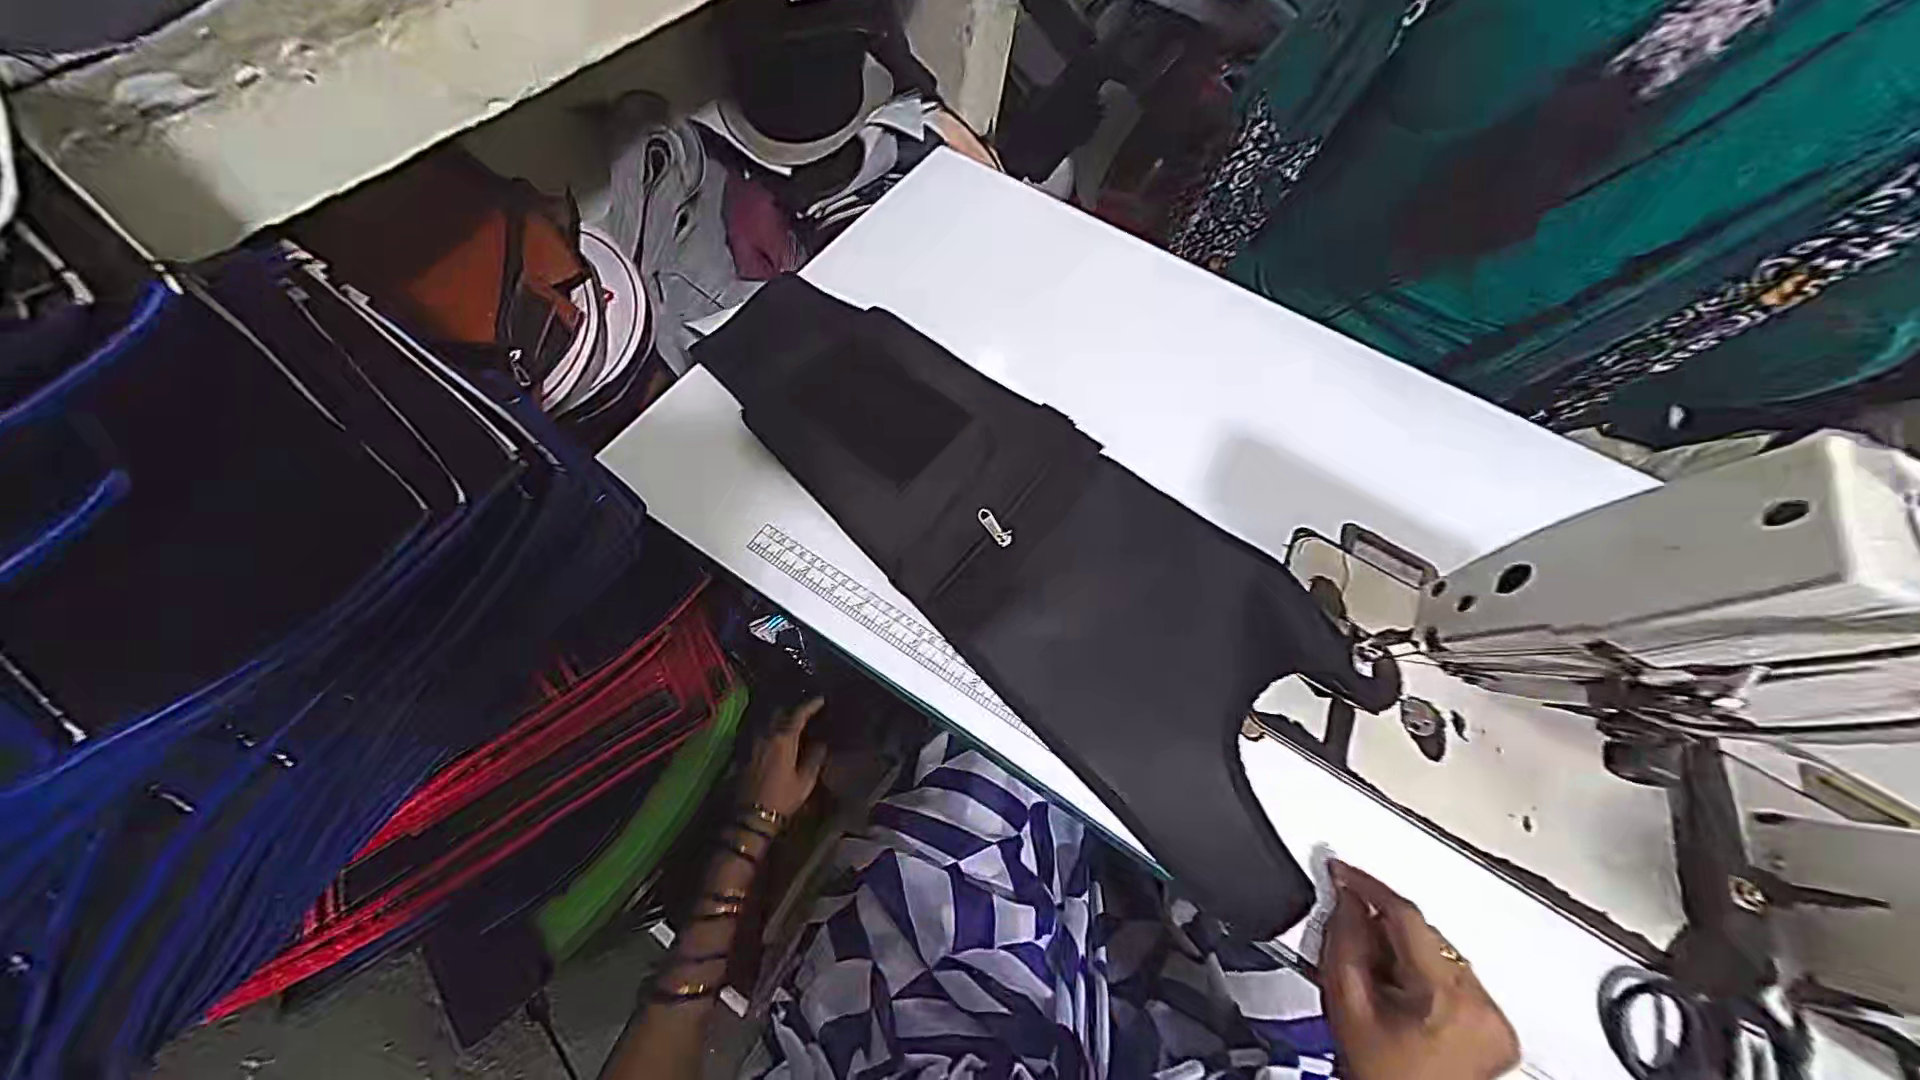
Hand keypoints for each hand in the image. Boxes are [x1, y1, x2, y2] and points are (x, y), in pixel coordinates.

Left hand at [742, 697, 827, 822]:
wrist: (749, 816)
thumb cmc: (781, 798)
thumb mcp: (805, 781)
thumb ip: (814, 758)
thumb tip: (821, 743)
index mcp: (783, 739)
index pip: (798, 715)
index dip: (810, 705)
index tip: (820, 700)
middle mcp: (765, 735)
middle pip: (779, 712)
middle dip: (792, 708)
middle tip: (805, 710)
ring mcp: (751, 743)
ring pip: (766, 721)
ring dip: (779, 717)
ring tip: (791, 721)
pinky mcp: (743, 753)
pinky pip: (758, 732)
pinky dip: (769, 728)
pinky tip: (775, 735)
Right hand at [1322, 861, 1520, 1079]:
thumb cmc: (1379, 1073)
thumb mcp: (1344, 998)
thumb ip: (1343, 936)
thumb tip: (1347, 895)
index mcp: (1449, 999)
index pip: (1408, 916)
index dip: (1368, 886)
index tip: (1342, 870)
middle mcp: (1486, 1009)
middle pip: (1425, 932)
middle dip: (1384, 925)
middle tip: (1352, 932)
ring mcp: (1497, 1021)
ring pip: (1438, 949)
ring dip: (1402, 945)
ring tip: (1376, 973)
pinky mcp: (1499, 1028)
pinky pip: (1454, 973)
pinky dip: (1423, 968)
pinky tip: (1400, 986)